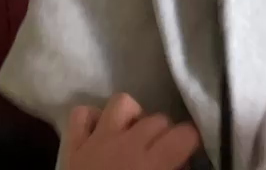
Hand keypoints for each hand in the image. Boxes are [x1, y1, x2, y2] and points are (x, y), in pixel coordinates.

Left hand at [61, 94, 200, 169]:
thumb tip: (183, 168)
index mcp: (151, 165)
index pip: (184, 135)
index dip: (191, 142)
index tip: (190, 155)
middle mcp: (127, 144)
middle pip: (157, 119)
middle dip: (166, 134)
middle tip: (164, 156)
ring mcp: (97, 140)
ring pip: (122, 103)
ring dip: (133, 116)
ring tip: (135, 137)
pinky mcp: (73, 146)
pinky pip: (81, 114)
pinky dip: (92, 119)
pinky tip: (100, 134)